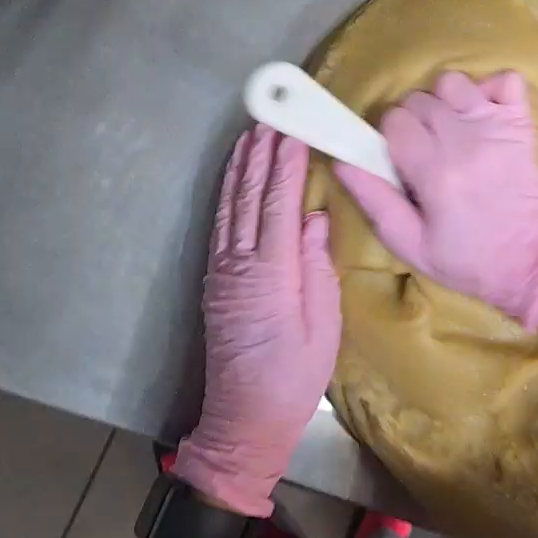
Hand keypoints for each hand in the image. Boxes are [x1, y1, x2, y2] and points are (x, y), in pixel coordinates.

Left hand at [173, 125, 340, 517]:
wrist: (243, 421)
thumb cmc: (294, 377)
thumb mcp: (322, 327)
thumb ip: (316, 268)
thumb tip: (313, 217)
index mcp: (271, 274)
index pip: (279, 205)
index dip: (286, 164)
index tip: (294, 130)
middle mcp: (240, 264)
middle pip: (251, 197)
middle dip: (261, 154)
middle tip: (272, 116)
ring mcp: (222, 271)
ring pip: (231, 206)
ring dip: (241, 167)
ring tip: (251, 133)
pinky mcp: (215, 280)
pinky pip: (221, 224)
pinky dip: (227, 193)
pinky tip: (234, 177)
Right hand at [333, 70, 537, 329]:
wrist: (528, 261)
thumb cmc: (465, 258)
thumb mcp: (409, 243)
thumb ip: (374, 199)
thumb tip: (342, 161)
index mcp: (434, 171)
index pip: (394, 120)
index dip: (390, 136)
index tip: (399, 158)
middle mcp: (464, 139)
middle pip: (419, 99)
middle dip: (413, 120)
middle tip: (423, 149)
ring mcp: (496, 125)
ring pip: (453, 82)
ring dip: (445, 100)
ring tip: (451, 128)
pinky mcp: (521, 122)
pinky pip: (507, 80)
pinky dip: (492, 88)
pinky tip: (484, 112)